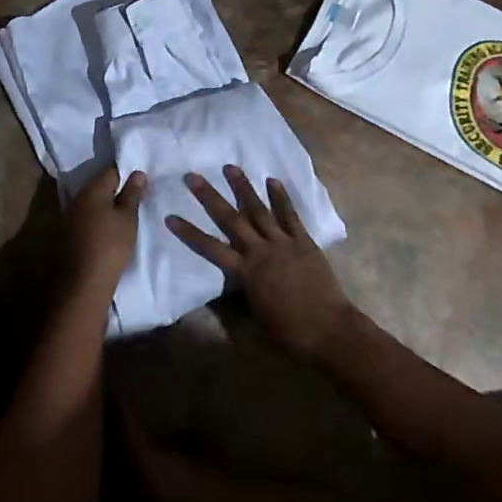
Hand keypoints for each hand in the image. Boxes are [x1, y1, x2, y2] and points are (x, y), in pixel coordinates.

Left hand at [66, 166, 146, 289]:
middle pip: (99, 186)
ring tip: (125, 214)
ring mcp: (69, 217)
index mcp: (91, 190)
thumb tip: (137, 172)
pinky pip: (86, 217)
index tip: (141, 182)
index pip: (111, 171)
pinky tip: (109, 228)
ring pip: (92, 203)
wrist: (83, 284)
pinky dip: (98, 218)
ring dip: (107, 205)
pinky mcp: (67, 234)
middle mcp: (76, 199)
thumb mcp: (128, 218)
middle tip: (136, 197)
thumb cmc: (110, 246)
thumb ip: (132, 194)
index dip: (128, 173)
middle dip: (117, 189)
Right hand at [167, 166, 357, 362]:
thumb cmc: (290, 334)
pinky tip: (273, 180)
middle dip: (210, 197)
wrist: (330, 331)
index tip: (171, 216)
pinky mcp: (304, 242)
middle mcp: (261, 251)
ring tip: (230, 167)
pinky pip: (290, 215)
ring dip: (244, 187)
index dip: (189, 233)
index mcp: (246, 274)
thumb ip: (239, 300)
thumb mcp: (255, 322)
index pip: (210, 248)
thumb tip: (226, 288)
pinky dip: (281, 197)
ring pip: (259, 209)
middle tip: (194, 176)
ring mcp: (284, 243)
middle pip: (231, 219)